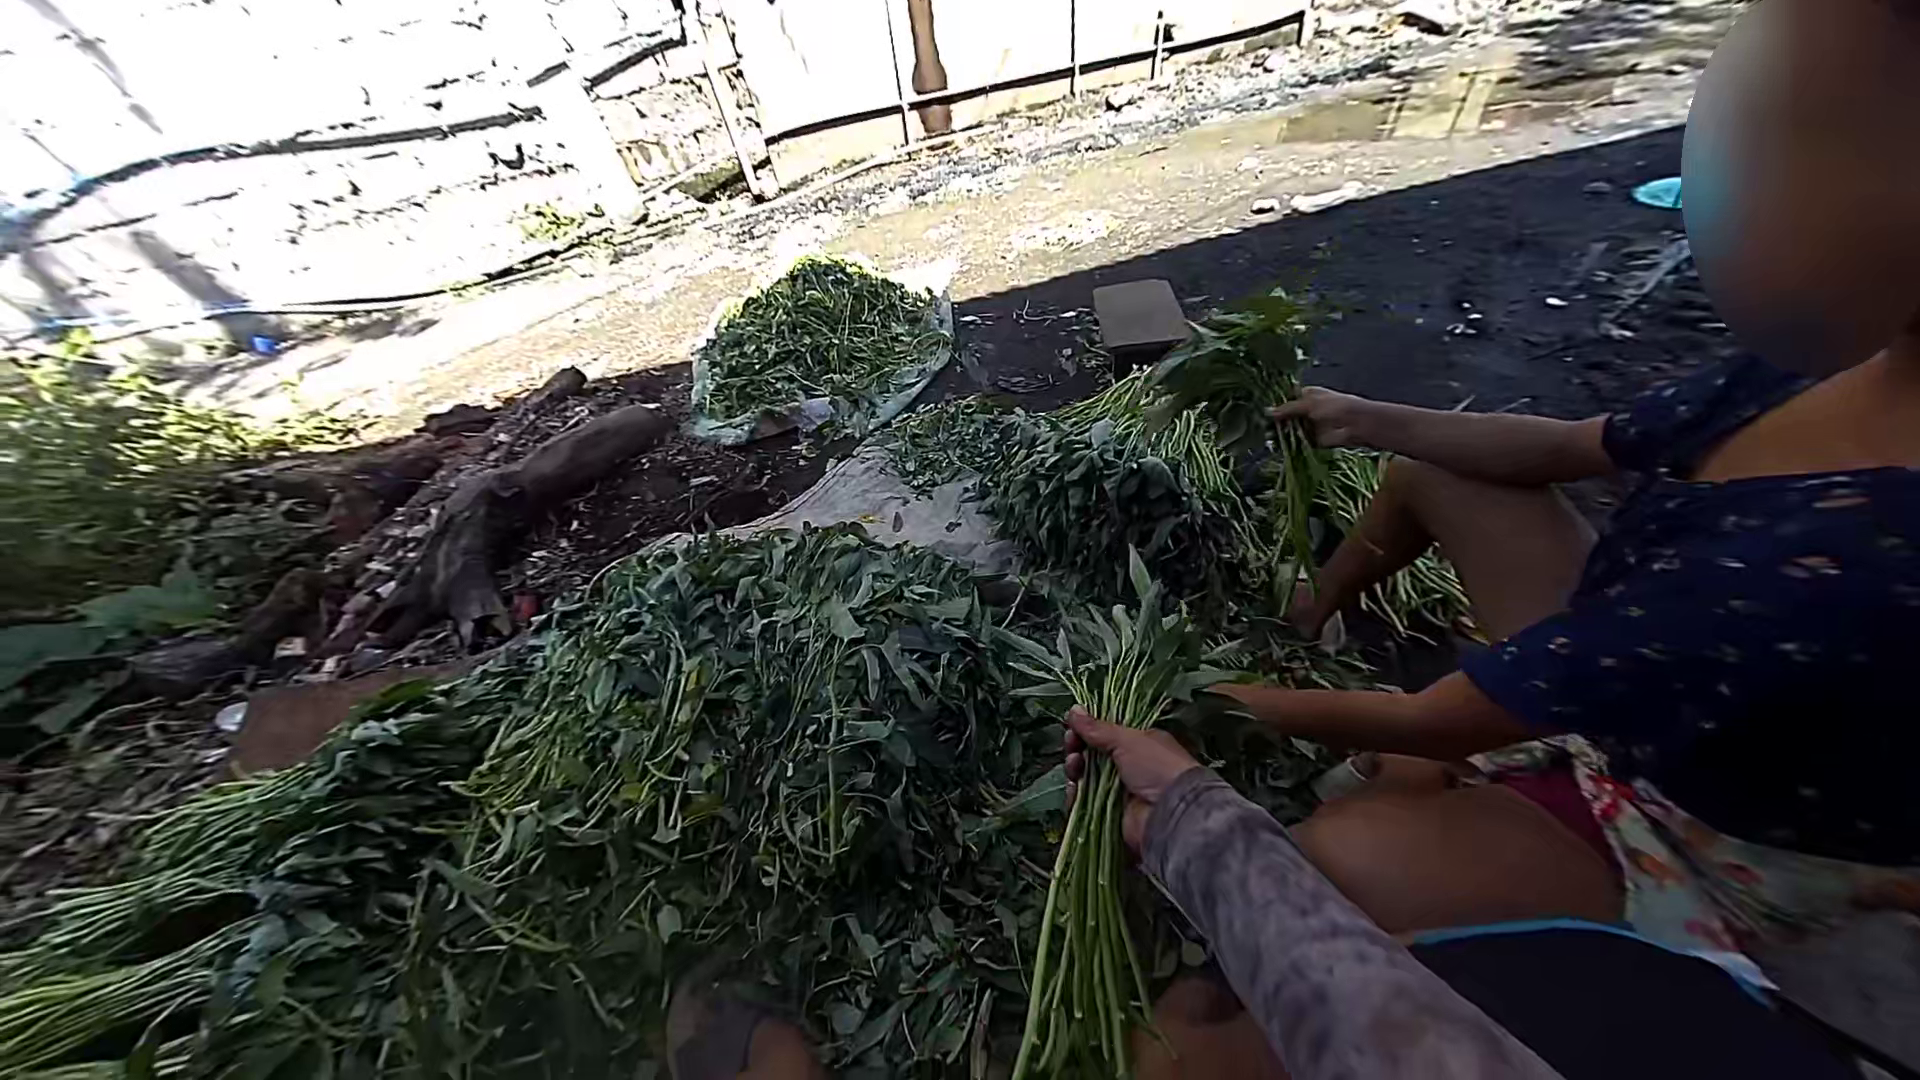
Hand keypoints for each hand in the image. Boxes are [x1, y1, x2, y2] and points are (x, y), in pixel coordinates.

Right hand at [1063, 707, 1201, 852]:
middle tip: (1071, 743)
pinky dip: (1076, 795)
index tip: (1073, 725)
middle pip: (1092, 753)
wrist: (1172, 815)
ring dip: (1075, 767)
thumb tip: (1073, 710)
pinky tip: (1074, 788)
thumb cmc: (1157, 767)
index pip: (1105, 732)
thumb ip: (1097, 728)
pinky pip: (1084, 802)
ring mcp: (1118, 790)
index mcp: (1138, 743)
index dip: (1087, 729)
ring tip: (1074, 764)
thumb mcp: (1127, 740)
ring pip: (1085, 775)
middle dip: (1077, 746)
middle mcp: (1128, 765)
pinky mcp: (1109, 813)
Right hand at [1269, 387, 1381, 448]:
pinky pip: (1294, 442)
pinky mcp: (1310, 440)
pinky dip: (1286, 443)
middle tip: (1258, 424)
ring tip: (1265, 435)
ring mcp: (1307, 425)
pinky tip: (1273, 444)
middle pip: (1284, 415)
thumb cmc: (1335, 407)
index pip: (1285, 398)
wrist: (1356, 425)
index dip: (1274, 403)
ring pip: (1288, 428)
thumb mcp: (1308, 403)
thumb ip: (1287, 409)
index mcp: (1306, 395)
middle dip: (1274, 419)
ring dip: (1278, 432)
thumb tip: (1267, 412)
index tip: (1260, 409)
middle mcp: (1305, 410)